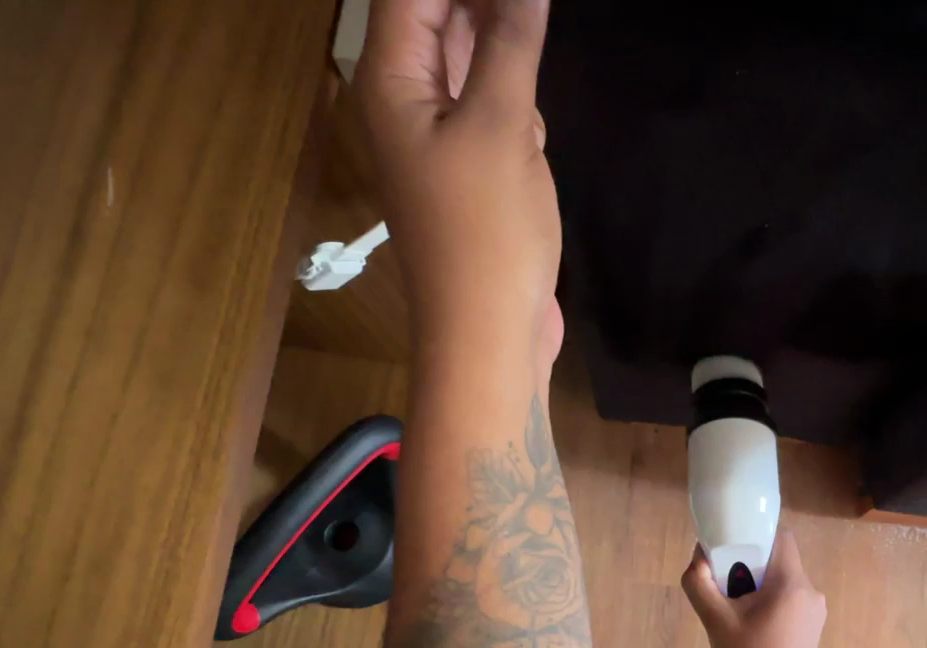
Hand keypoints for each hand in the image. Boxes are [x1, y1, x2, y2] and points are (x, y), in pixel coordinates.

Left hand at [357, 0, 561, 364]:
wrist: (488, 336)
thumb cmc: (487, 234)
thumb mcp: (500, 127)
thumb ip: (510, 43)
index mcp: (392, 80)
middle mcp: (407, 103)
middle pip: (438, 18)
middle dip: (488, 10)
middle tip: (533, 17)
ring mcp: (441, 144)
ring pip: (469, 66)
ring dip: (504, 55)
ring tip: (530, 67)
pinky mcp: (474, 179)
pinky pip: (491, 115)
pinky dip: (515, 109)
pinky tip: (534, 131)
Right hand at [681, 530, 827, 647]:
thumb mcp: (715, 621)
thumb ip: (700, 584)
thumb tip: (698, 559)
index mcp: (791, 583)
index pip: (780, 537)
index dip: (755, 535)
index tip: (732, 548)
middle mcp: (810, 592)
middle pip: (779, 560)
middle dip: (751, 565)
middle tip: (726, 584)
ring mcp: (815, 612)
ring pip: (784, 582)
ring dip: (759, 587)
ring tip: (735, 611)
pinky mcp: (812, 629)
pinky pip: (789, 602)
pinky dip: (770, 604)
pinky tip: (751, 627)